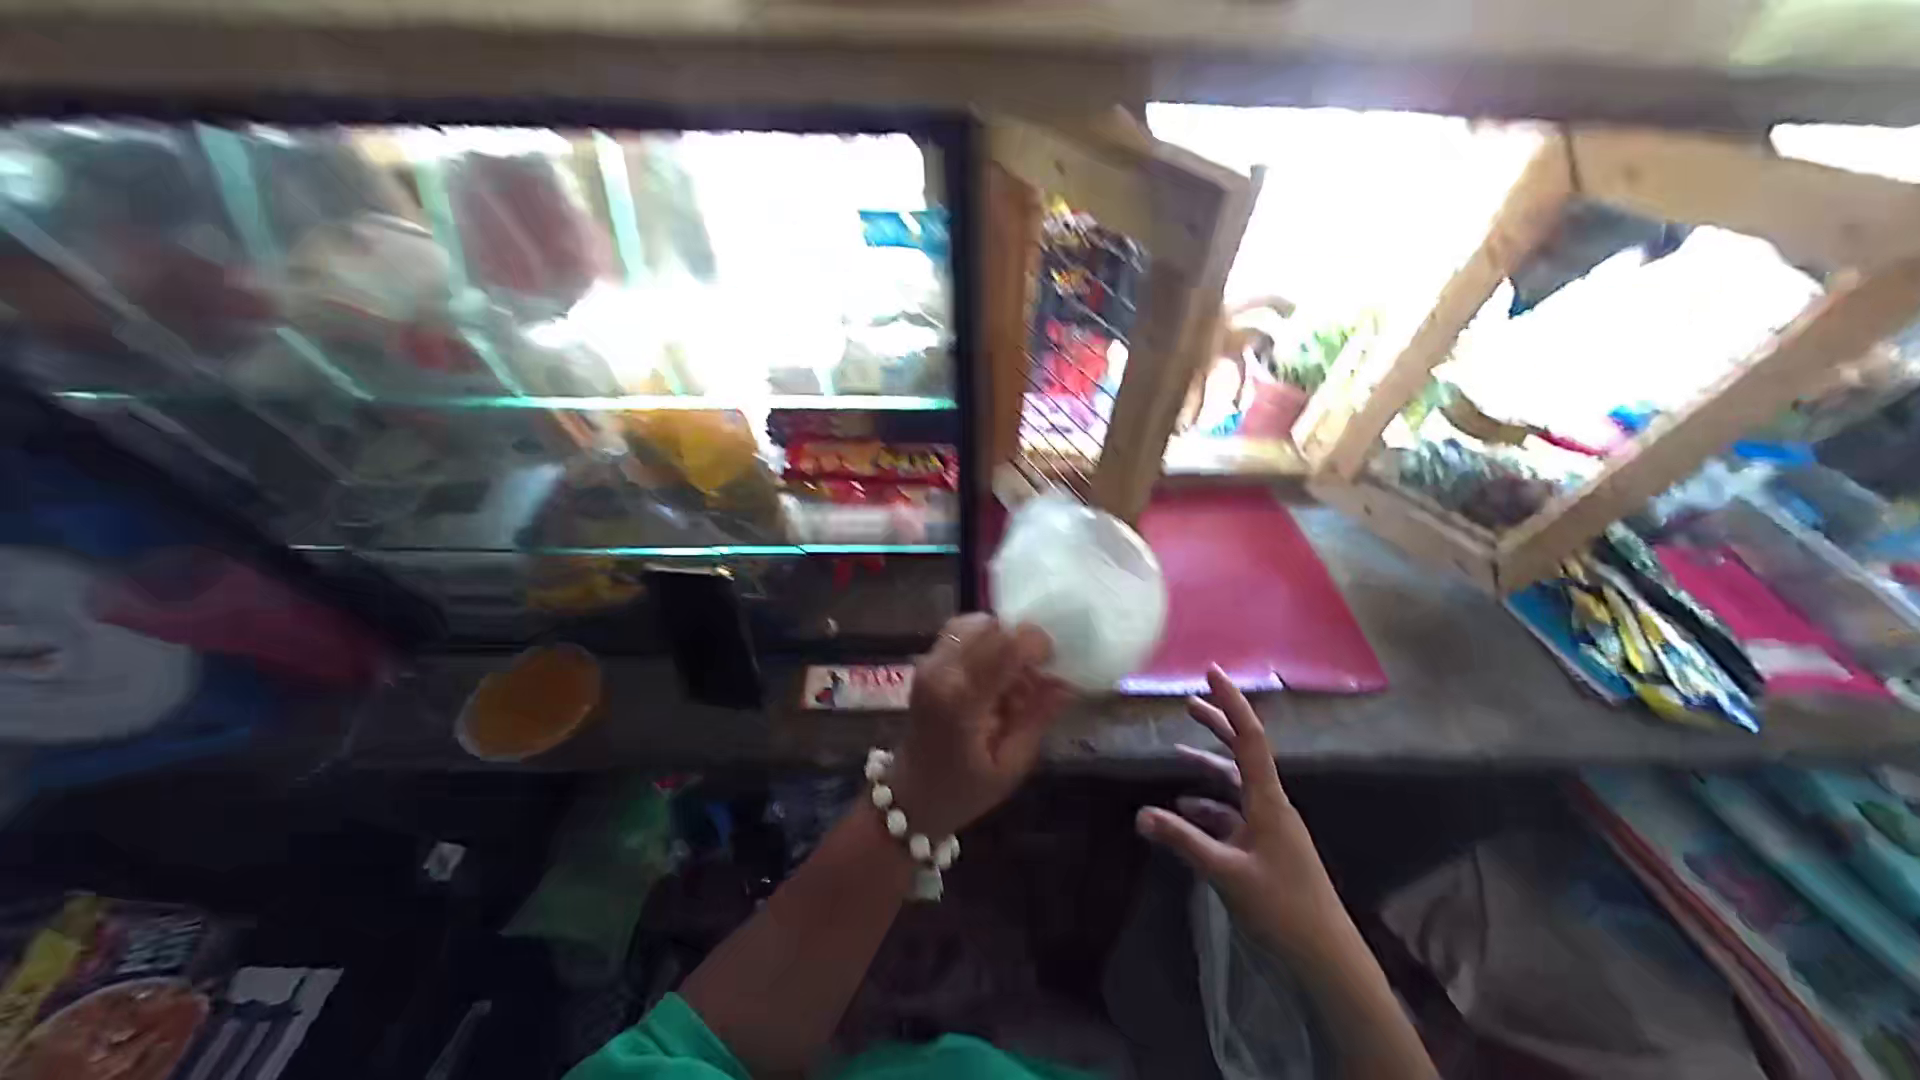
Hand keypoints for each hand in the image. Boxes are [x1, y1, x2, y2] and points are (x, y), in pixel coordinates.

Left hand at [891, 613, 1071, 836]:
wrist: (910, 797)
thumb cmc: (963, 791)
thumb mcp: (1011, 765)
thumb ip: (1038, 717)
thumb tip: (1067, 683)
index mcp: (961, 699)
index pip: (1005, 645)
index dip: (1037, 643)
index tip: (1055, 662)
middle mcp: (941, 670)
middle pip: (991, 625)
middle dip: (1021, 641)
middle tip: (1035, 675)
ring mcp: (928, 662)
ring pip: (975, 621)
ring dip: (1001, 639)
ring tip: (1012, 676)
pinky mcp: (925, 662)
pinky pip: (960, 632)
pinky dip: (984, 641)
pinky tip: (993, 673)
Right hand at [1137, 666, 1349, 964]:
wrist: (1326, 957)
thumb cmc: (1282, 908)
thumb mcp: (1226, 872)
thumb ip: (1183, 841)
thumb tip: (1140, 814)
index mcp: (1269, 801)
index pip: (1249, 739)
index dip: (1231, 703)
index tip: (1212, 673)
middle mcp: (1270, 804)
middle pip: (1243, 753)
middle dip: (1217, 725)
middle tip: (1188, 703)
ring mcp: (1268, 826)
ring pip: (1234, 784)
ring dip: (1207, 767)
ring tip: (1176, 755)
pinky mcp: (1263, 847)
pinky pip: (1231, 814)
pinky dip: (1207, 806)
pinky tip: (1184, 810)